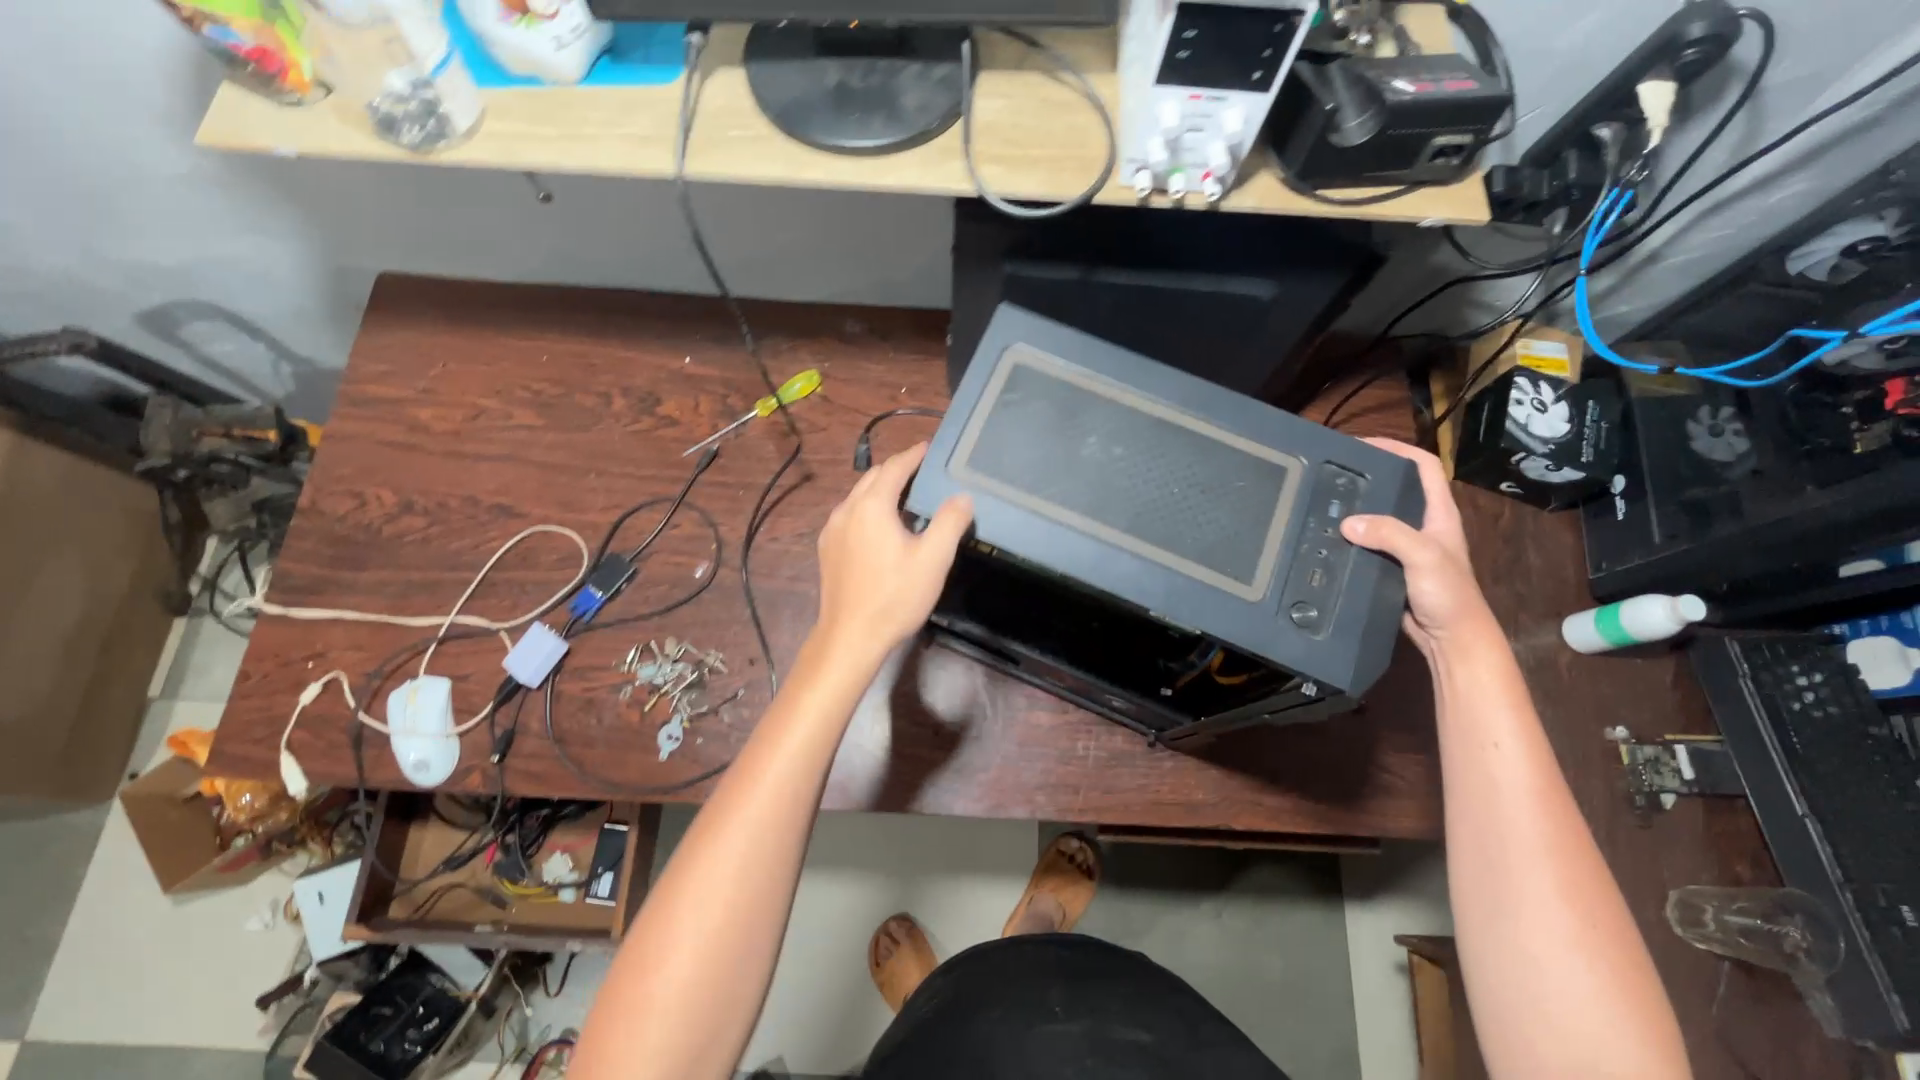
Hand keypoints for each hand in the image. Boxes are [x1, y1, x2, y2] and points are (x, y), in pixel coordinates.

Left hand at [815, 442, 972, 659]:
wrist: (851, 636)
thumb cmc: (895, 597)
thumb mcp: (933, 559)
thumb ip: (950, 522)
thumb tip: (962, 497)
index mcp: (871, 506)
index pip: (894, 468)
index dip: (913, 455)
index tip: (928, 448)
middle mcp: (846, 510)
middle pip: (872, 478)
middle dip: (897, 470)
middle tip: (921, 472)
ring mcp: (832, 530)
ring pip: (858, 497)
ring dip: (881, 490)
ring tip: (905, 497)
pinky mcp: (827, 550)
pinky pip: (850, 517)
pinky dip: (868, 510)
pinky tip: (882, 528)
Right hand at [1338, 438, 1495, 658]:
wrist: (1451, 639)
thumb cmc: (1449, 594)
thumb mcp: (1423, 556)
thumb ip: (1389, 534)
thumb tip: (1347, 522)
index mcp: (1440, 513)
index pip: (1423, 466)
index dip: (1397, 449)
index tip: (1363, 444)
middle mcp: (1424, 526)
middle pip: (1397, 490)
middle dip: (1370, 477)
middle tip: (1336, 472)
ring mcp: (1408, 549)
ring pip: (1380, 519)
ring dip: (1357, 510)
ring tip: (1326, 501)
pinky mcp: (1392, 569)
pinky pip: (1369, 546)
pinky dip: (1351, 540)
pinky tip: (1329, 540)